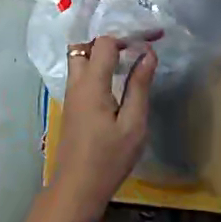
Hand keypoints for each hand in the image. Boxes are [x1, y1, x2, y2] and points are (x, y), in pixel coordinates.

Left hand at [49, 38, 156, 221]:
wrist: (77, 184)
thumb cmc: (109, 157)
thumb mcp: (133, 123)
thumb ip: (139, 86)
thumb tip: (147, 55)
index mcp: (91, 83)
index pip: (103, 43)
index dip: (126, 37)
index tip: (150, 40)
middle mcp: (75, 83)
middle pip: (83, 46)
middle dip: (108, 41)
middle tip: (135, 47)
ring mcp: (70, 94)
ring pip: (79, 60)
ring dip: (100, 54)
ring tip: (129, 59)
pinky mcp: (71, 105)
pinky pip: (80, 75)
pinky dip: (96, 68)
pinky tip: (116, 79)